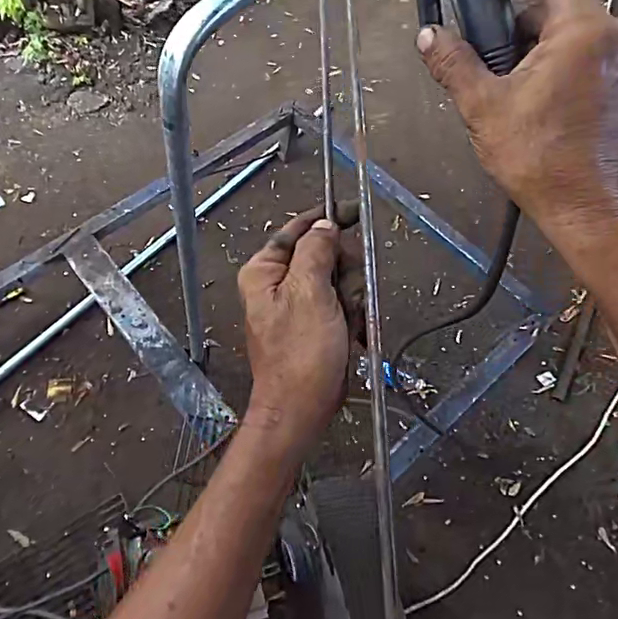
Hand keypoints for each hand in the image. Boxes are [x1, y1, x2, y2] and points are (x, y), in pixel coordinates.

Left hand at [236, 205, 359, 445]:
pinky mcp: (314, 324)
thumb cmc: (300, 353)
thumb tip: (325, 226)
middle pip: (323, 255)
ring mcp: (296, 305)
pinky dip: (352, 318)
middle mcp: (276, 284)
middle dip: (344, 273)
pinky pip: (342, 306)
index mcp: (264, 271)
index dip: (325, 221)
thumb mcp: (309, 293)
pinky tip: (350, 334)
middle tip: (347, 295)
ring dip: (351, 300)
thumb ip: (316, 252)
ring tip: (346, 322)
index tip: (353, 212)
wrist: (301, 406)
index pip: (296, 231)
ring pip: (339, 281)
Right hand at [415, 0, 617, 245]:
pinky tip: (529, 95)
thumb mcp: (483, 107)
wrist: (587, 202)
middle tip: (487, 49)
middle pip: (564, 3)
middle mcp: (615, 37)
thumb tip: (431, 37)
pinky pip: (588, 53)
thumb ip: (455, 65)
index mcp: (584, 32)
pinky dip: (557, 61)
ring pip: (575, 30)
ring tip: (505, 80)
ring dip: (537, 44)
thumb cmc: (543, 159)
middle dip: (520, 20)